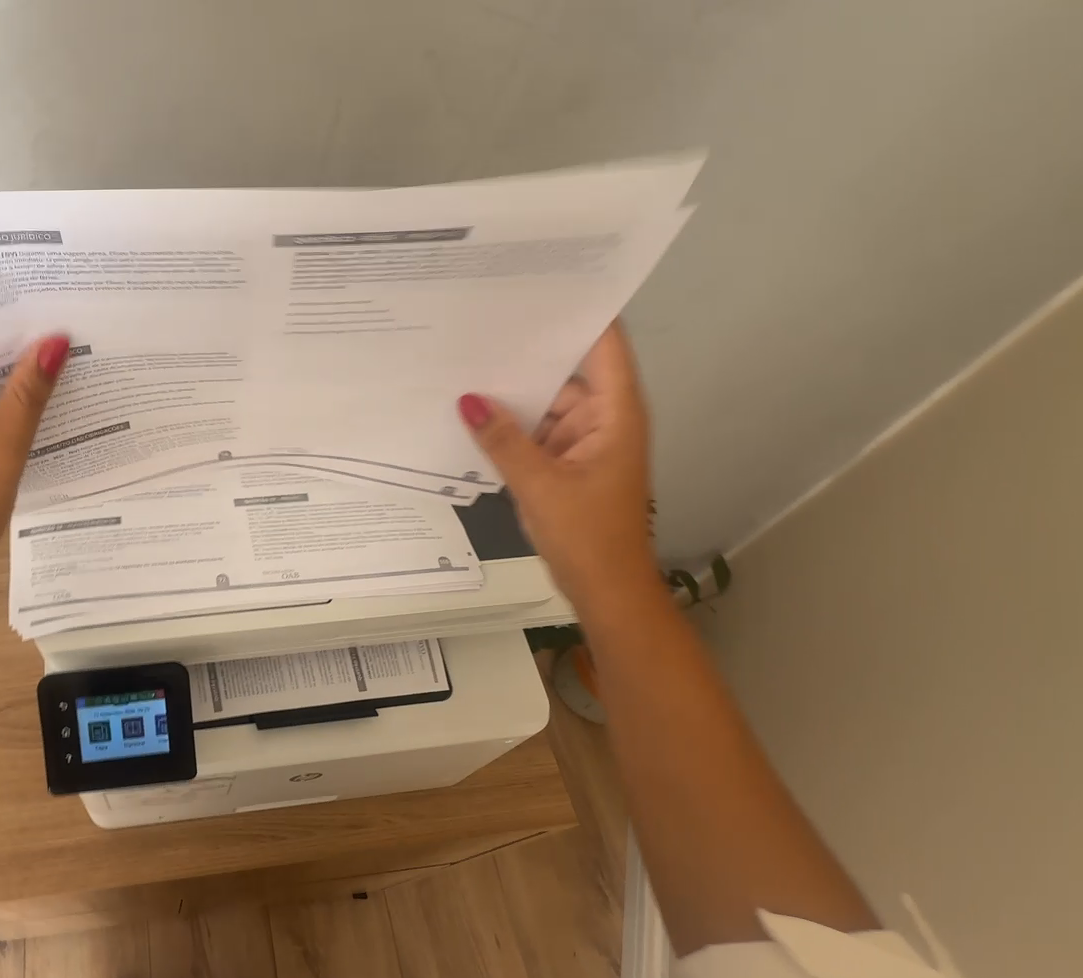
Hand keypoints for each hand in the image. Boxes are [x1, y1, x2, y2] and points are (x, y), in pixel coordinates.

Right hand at [458, 323, 657, 610]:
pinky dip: (511, 425)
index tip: (542, 283)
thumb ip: (501, 439)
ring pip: (546, 403)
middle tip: (482, 322)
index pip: (603, 344)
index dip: (579, 311)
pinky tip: (475, 410)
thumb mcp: (538, 483)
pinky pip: (536, 431)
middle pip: (567, 370)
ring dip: (514, 393)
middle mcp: (603, 417)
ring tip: (467, 362)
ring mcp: (583, 440)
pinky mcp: (564, 462)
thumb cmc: (587, 534)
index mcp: (615, 412)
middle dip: (530, 351)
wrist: (605, 588)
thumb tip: (467, 399)